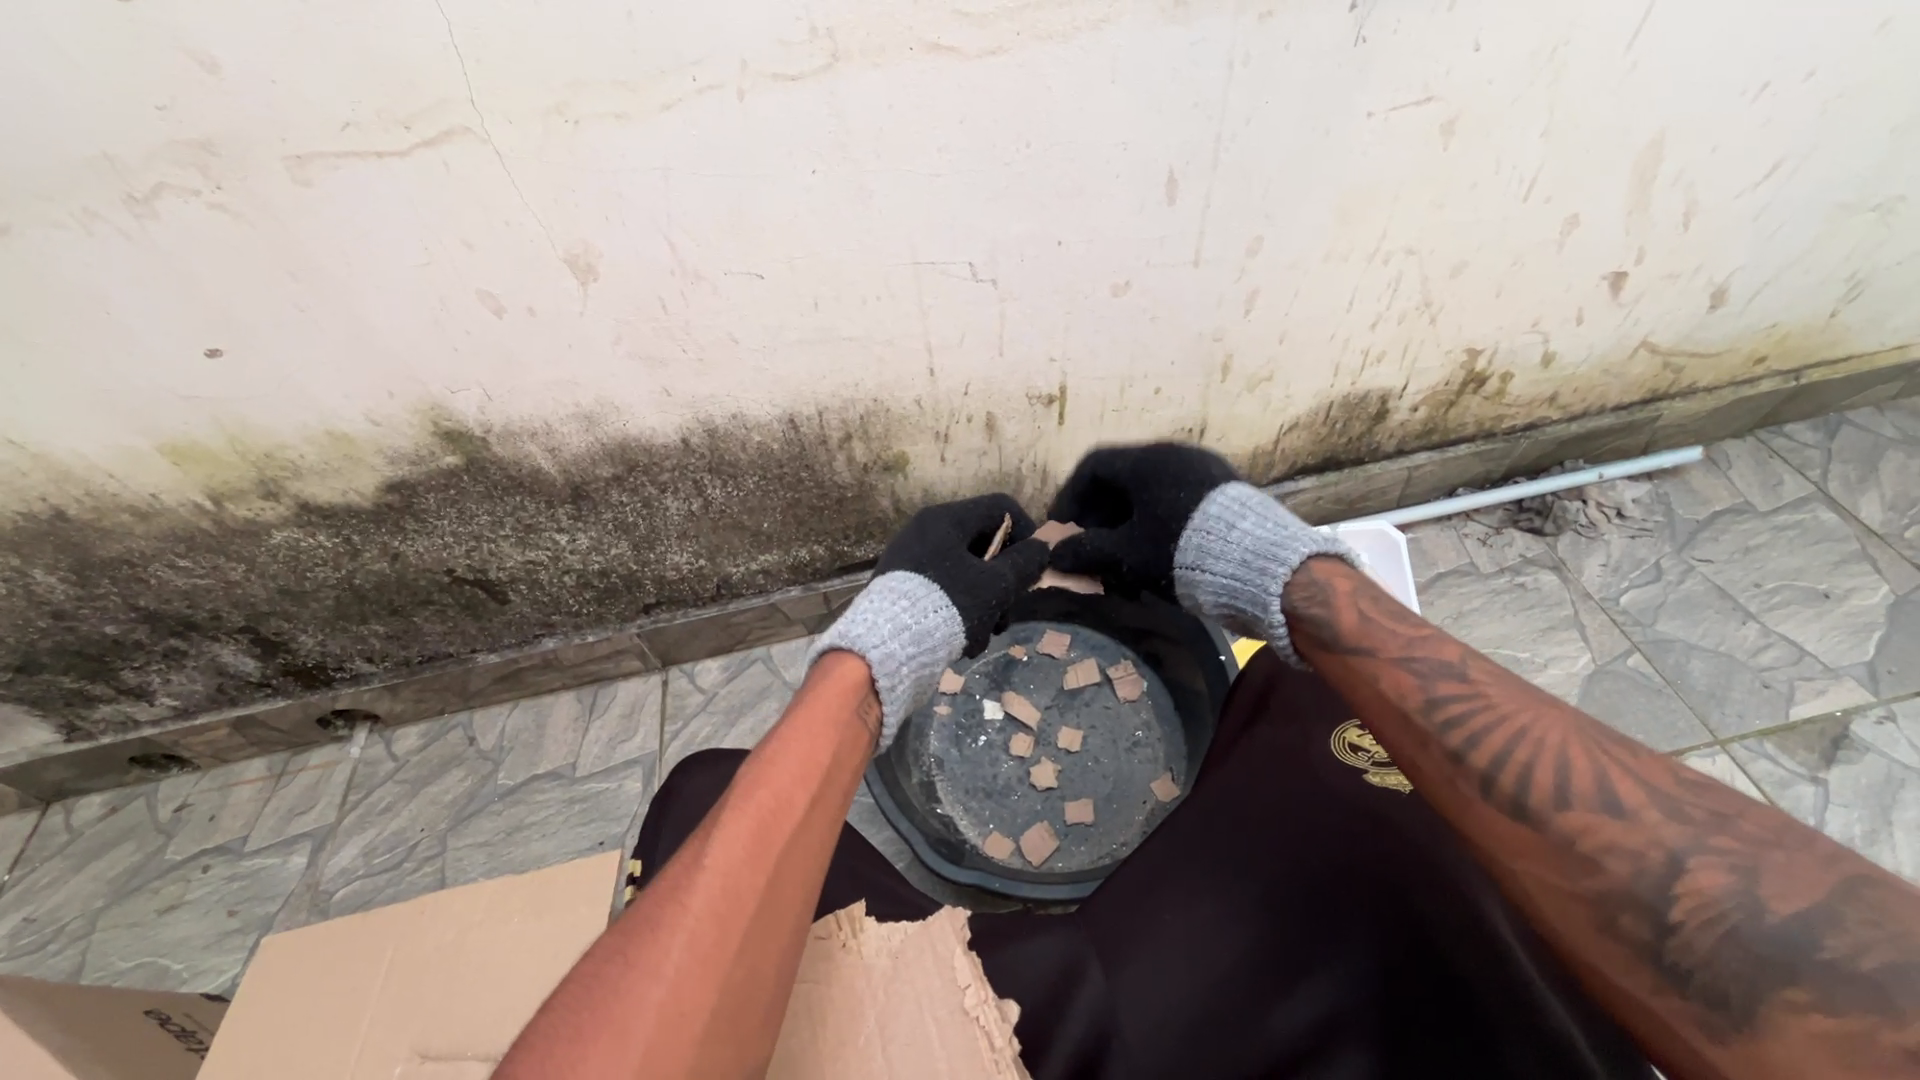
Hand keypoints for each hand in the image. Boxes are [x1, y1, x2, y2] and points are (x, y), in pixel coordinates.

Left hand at [874, 494, 1051, 655]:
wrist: (886, 646)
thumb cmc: (946, 606)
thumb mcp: (994, 586)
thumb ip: (1024, 564)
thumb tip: (1041, 547)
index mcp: (946, 519)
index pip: (1001, 507)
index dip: (1026, 533)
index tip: (1032, 568)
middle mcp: (926, 531)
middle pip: (983, 545)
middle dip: (1002, 583)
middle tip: (1005, 614)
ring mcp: (910, 559)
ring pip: (966, 574)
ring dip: (983, 605)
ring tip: (982, 637)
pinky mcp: (900, 586)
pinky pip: (943, 591)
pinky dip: (958, 613)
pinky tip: (962, 642)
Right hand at [1046, 443, 1239, 600]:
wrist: (1258, 564)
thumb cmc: (1180, 551)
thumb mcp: (1125, 555)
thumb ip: (1085, 551)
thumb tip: (1055, 555)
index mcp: (1146, 460)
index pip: (1093, 466)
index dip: (1071, 497)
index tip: (1063, 527)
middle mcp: (1174, 453)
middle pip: (1123, 478)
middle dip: (1100, 514)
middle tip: (1090, 546)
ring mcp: (1204, 469)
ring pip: (1151, 491)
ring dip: (1128, 521)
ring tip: (1122, 556)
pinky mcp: (1226, 489)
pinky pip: (1177, 498)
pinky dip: (1157, 521)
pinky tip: (1157, 553)